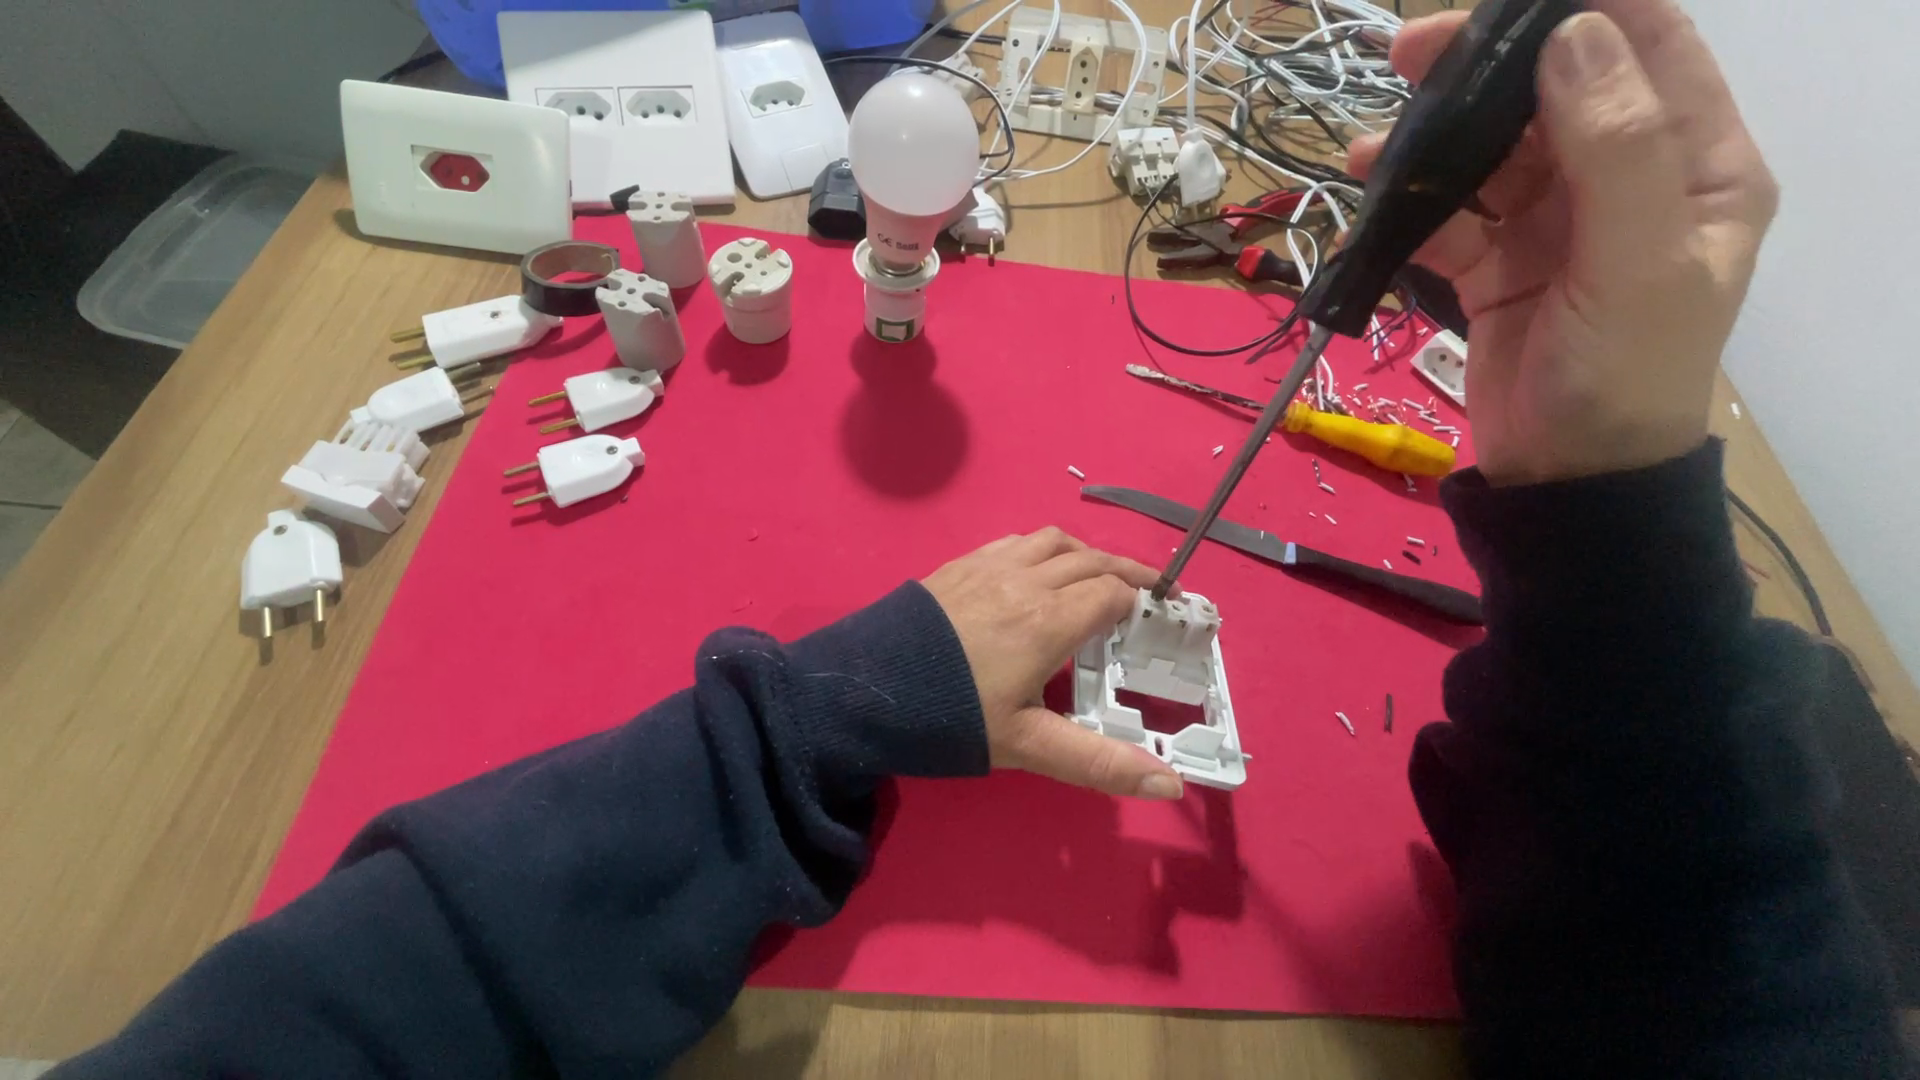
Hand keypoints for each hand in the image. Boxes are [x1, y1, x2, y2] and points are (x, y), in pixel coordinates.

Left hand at [921, 529, 1185, 800]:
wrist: (863, 691)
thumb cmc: (950, 717)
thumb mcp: (1028, 746)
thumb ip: (1099, 763)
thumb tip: (1170, 785)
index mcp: (1048, 620)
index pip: (1112, 593)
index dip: (1142, 601)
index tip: (1160, 614)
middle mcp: (1024, 580)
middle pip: (1090, 560)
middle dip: (1126, 572)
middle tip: (1149, 589)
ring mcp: (988, 566)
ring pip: (1051, 541)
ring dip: (1084, 553)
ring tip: (1096, 575)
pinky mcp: (958, 565)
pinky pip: (1013, 542)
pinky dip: (1041, 548)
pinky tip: (1034, 570)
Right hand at [1348, 1, 1776, 485]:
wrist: (1565, 476)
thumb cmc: (1623, 373)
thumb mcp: (1638, 261)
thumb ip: (1615, 149)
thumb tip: (1573, 36)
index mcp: (1694, 165)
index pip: (1647, 52)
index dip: (1583, 12)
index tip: (1497, 8)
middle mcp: (1623, 184)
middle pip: (1550, 99)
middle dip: (1481, 76)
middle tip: (1405, 56)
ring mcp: (1551, 230)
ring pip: (1488, 161)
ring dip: (1432, 150)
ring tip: (1366, 149)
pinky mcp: (1495, 271)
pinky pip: (1451, 224)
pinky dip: (1410, 214)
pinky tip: (1371, 207)